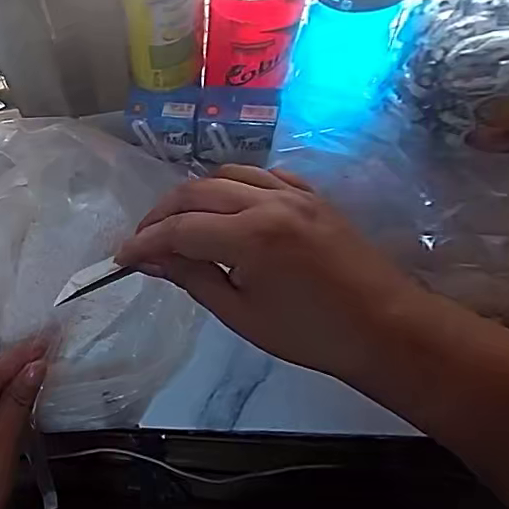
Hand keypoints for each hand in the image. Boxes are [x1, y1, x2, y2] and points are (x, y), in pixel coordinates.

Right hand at [115, 164, 429, 383]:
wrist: (385, 328)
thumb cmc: (310, 334)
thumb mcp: (240, 314)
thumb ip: (192, 277)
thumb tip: (152, 260)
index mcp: (251, 237)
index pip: (179, 229)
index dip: (144, 242)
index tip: (123, 257)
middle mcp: (269, 202)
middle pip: (194, 192)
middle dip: (160, 214)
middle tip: (144, 241)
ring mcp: (293, 193)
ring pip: (225, 174)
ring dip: (193, 194)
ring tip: (179, 222)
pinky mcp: (311, 194)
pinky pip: (261, 175)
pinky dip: (232, 186)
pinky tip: (225, 206)